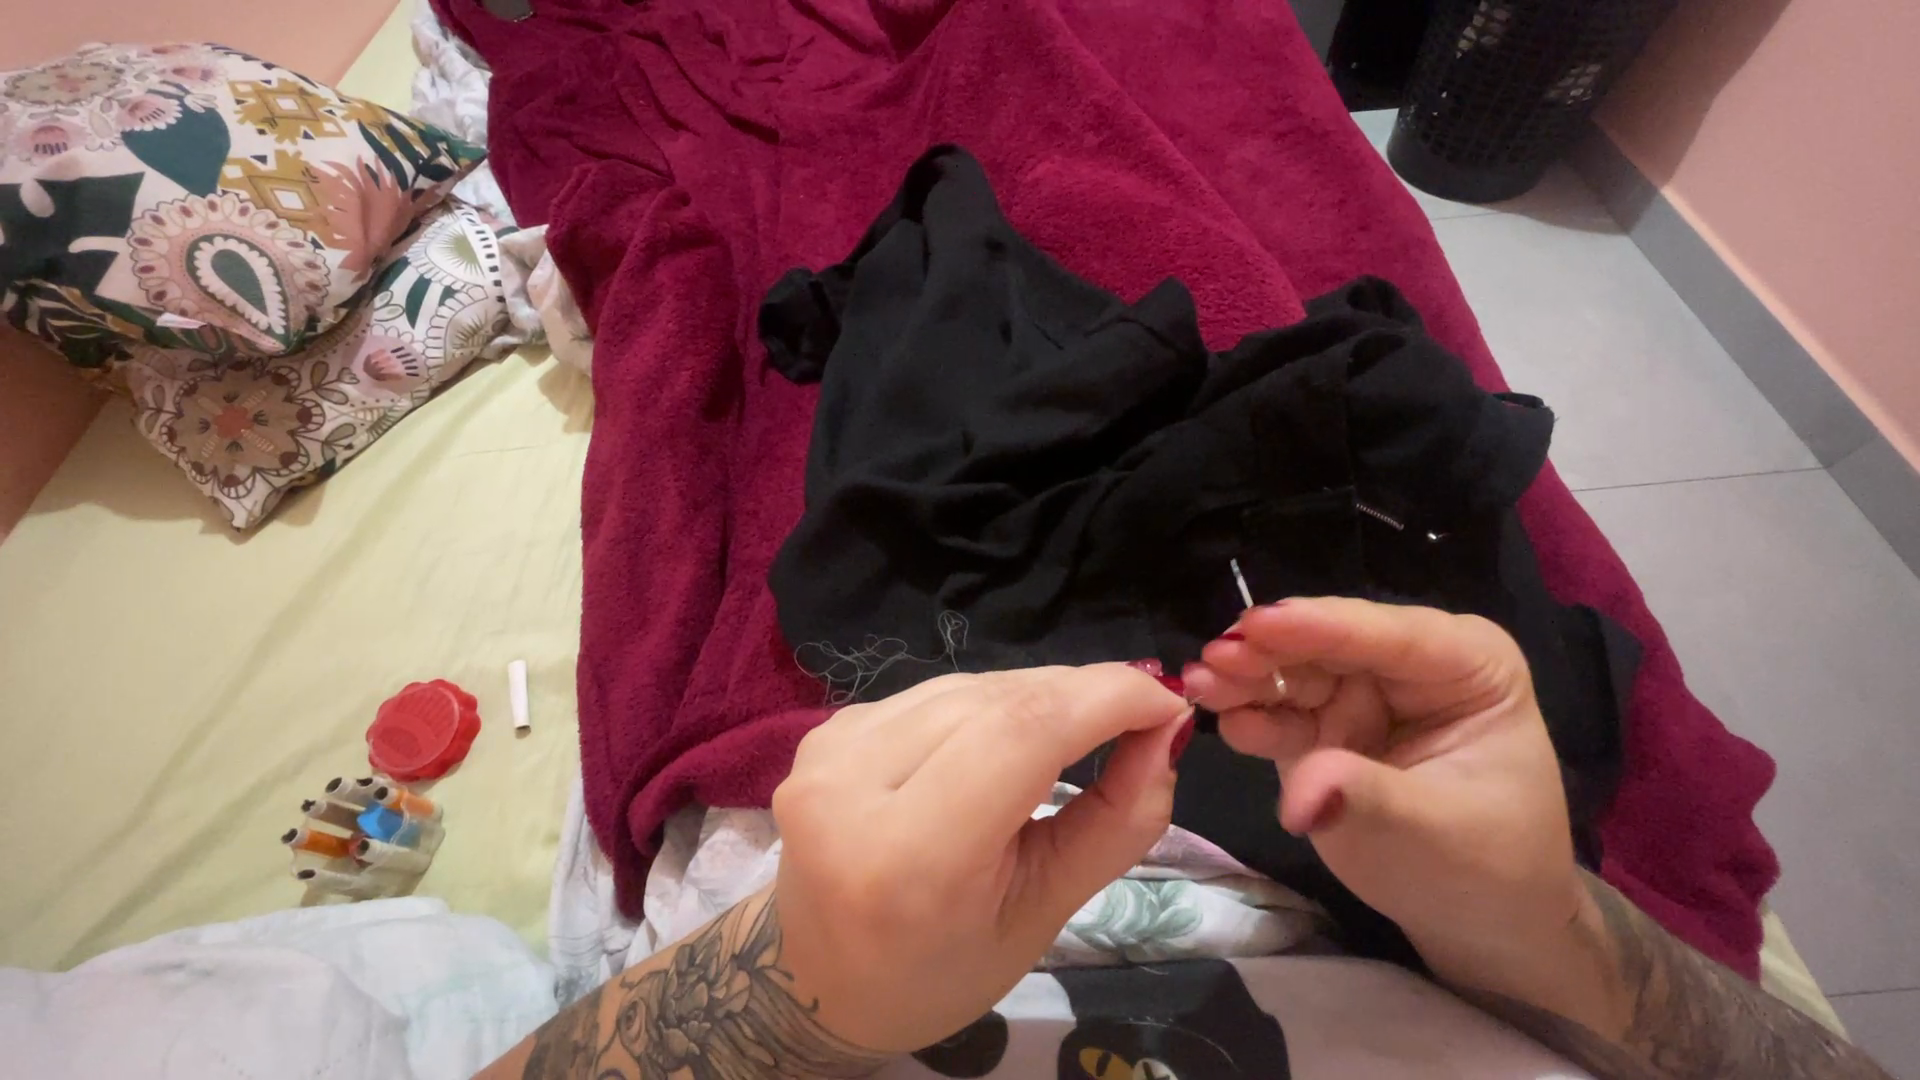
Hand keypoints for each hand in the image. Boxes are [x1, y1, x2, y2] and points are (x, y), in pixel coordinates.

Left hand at [770, 665, 1189, 1052]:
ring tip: (1073, 732)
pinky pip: (934, 694)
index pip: (1020, 735)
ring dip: (1037, 697)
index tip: (1165, 700)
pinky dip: (988, 705)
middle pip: (997, 700)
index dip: (1104, 698)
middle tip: (1136, 716)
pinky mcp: (827, 728)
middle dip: (1081, 695)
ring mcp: (829, 749)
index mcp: (907, 859)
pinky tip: (1002, 738)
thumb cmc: (938, 967)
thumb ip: (1115, 823)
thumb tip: (1164, 734)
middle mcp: (851, 787)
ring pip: (968, 686)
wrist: (816, 970)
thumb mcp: (1042, 915)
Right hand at [1181, 597, 1585, 987]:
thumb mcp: (1436, 832)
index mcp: (1466, 666)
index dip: (1321, 627)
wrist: (1475, 921)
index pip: (1389, 635)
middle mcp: (1404, 666)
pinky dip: (1247, 715)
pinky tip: (1222, 722)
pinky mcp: (1318, 724)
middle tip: (1213, 658)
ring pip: (1290, 670)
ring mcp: (1356, 693)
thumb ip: (1367, 796)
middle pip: (1326, 643)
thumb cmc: (1484, 868)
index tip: (1257, 624)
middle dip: (1268, 649)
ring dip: (1244, 676)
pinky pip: (1276, 712)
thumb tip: (1301, 791)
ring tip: (1199, 684)